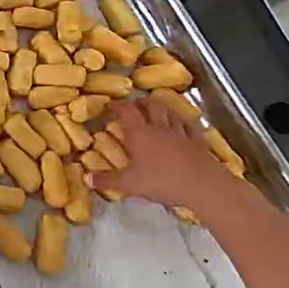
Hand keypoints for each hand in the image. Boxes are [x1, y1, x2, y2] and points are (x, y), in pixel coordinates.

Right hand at [91, 98, 273, 220]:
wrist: (202, 185)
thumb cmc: (161, 181)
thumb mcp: (129, 184)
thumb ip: (108, 180)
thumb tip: (86, 179)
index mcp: (140, 133)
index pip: (127, 111)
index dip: (118, 106)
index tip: (110, 105)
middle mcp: (160, 128)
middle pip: (151, 105)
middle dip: (142, 102)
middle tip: (135, 104)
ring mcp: (181, 133)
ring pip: (171, 113)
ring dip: (163, 109)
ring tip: (157, 111)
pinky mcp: (198, 142)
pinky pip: (189, 127)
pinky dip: (183, 124)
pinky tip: (183, 127)